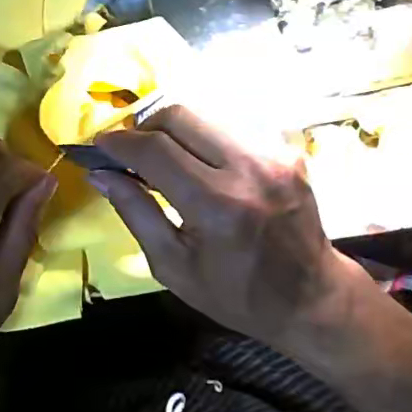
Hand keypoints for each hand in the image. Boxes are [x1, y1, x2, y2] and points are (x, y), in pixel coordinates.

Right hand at [89, 107, 385, 363]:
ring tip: (164, 156)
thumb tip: (100, 174)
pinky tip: (203, 164)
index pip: (154, 149)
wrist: (312, 297)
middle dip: (144, 125)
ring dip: (176, 129)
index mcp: (216, 205)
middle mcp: (249, 168)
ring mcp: (275, 154)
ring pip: (207, 113)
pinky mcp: (289, 149)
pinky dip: (207, 138)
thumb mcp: (173, 266)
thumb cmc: (236, 294)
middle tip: (131, 150)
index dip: (118, 142)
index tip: (99, 146)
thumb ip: (135, 212)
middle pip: (179, 114)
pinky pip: (234, 126)